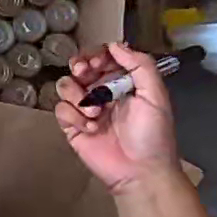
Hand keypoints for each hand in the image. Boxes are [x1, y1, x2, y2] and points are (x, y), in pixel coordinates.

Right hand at [55, 42, 180, 194]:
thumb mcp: (155, 96)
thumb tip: (116, 45)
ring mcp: (85, 109)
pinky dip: (73, 117)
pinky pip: (61, 110)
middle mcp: (101, 92)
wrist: (140, 172)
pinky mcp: (72, 127)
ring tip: (95, 113)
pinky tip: (90, 128)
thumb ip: (140, 66)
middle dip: (79, 67)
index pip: (103, 57)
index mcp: (123, 82)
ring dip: (77, 95)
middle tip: (83, 74)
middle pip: (79, 67)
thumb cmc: (152, 135)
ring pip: (65, 86)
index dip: (95, 54)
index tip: (95, 61)